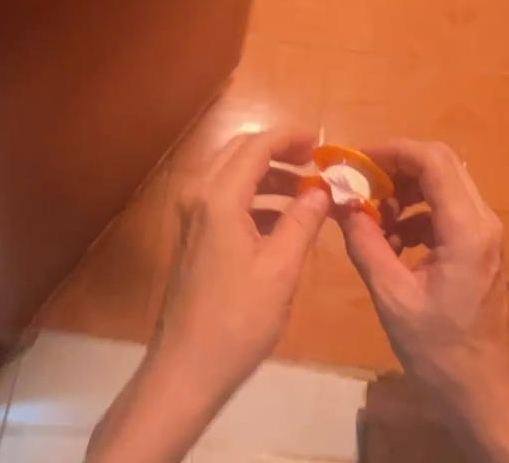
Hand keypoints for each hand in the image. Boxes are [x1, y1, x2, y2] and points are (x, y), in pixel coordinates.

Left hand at [152, 126, 330, 382]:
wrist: (185, 370)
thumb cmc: (237, 320)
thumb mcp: (281, 270)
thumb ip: (303, 221)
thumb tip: (323, 190)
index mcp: (219, 197)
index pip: (257, 146)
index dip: (291, 138)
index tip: (322, 142)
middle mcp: (199, 195)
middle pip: (240, 152)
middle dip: (279, 151)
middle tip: (316, 163)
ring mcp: (191, 216)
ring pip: (232, 174)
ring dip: (268, 175)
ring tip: (307, 193)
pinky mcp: (192, 236)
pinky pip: (225, 198)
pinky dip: (254, 198)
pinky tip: (282, 221)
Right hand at [340, 140, 508, 462]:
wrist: (486, 396)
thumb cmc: (440, 352)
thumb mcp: (392, 298)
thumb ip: (365, 243)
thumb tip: (339, 201)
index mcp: (466, 229)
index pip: (432, 161)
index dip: (391, 151)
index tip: (355, 162)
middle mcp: (482, 222)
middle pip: (439, 165)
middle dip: (395, 168)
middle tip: (359, 185)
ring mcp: (484, 235)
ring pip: (442, 186)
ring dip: (403, 193)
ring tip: (371, 220)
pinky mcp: (479, 248)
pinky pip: (445, 211)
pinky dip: (415, 215)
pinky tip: (391, 244)